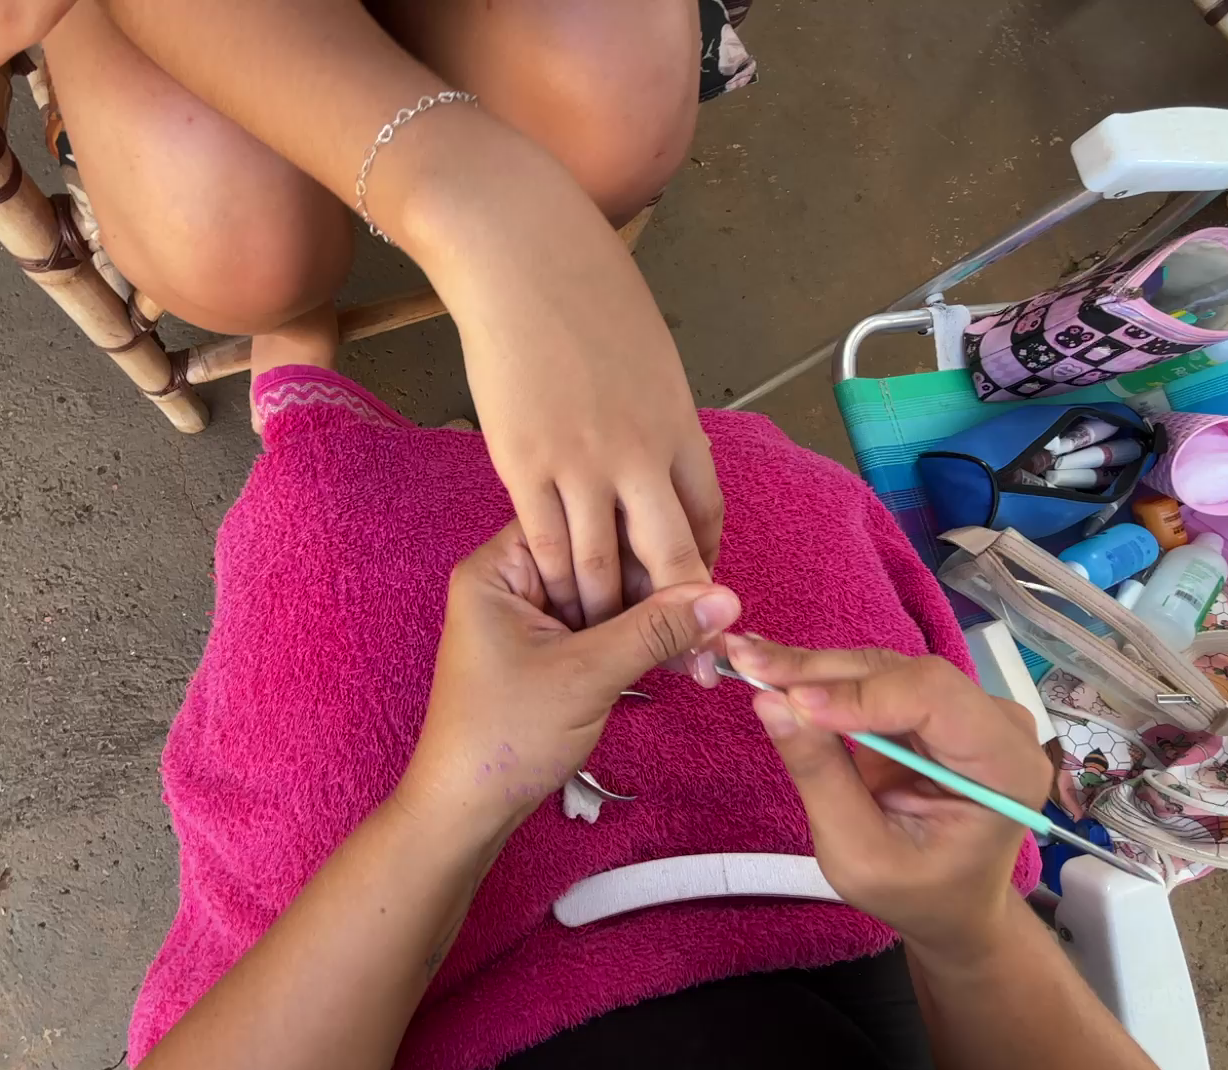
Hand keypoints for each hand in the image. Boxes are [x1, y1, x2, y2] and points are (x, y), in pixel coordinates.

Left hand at [400, 525, 739, 836]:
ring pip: (605, 596)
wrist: (468, 809)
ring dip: (652, 621)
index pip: (579, 524)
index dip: (640, 540)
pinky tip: (678, 656)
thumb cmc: (507, 733)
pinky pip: (599, 627)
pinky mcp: (547, 647)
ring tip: (700, 647)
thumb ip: (655, 630)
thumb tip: (725, 596)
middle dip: (654, 591)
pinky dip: (635, 641)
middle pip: (597, 560)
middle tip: (708, 620)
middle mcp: (512, 581)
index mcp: (499, 568)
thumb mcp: (586, 674)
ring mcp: (530, 616)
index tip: (698, 565)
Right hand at [415, 156, 721, 631]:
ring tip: (601, 637)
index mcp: (679, 425)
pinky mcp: (523, 463)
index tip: (691, 589)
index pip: (705, 516)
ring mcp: (580, 461)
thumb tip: (659, 460)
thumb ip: (660, 420)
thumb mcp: (651, 358)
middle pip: (667, 555)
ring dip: (604, 609)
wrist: (524, 258)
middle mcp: (639, 454)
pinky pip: (546, 540)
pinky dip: (555, 580)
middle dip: (672, 612)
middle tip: (670, 652)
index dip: (701, 564)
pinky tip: (555, 602)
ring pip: (601, 563)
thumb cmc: (592, 296)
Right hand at [724, 637, 1048, 959]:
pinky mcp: (926, 700)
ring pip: (875, 666)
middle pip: (898, 673)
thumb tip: (769, 703)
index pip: (933, 699)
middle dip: (816, 672)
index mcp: (1004, 767)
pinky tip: (771, 666)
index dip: (858, 694)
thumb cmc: (914, 891)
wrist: (947, 899)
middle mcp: (994, 720)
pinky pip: (866, 676)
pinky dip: (815, 675)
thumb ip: (820, 775)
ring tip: (745, 660)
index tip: (790, 703)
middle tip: (743, 663)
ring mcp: (962, 704)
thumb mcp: (859, 852)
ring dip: (807, 667)